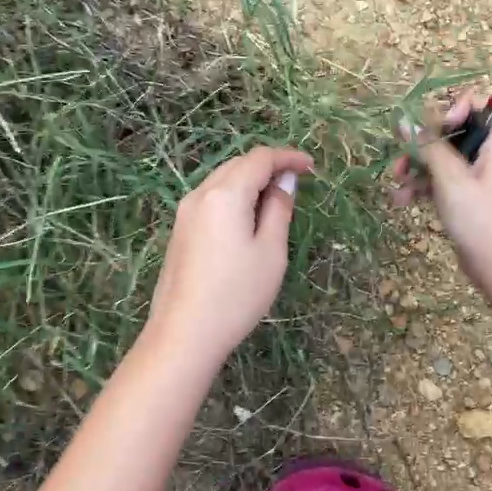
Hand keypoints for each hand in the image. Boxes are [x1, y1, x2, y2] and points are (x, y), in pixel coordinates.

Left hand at [143, 146, 314, 367]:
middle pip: (238, 165)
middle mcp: (200, 194)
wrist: (184, 333)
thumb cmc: (236, 294)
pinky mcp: (180, 230)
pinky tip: (247, 220)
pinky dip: (234, 197)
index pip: (259, 159)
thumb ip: (278, 209)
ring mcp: (185, 212)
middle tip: (296, 184)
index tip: (311, 167)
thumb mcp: (270, 251)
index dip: (287, 157)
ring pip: (222, 181)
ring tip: (275, 202)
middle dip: (268, 167)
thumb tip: (284, 182)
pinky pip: (211, 199)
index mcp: (225, 194)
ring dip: (250, 182)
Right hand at [391, 94, 491, 273]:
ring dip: (417, 166)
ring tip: (396, 180)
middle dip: (424, 142)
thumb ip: (429, 146)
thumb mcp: (451, 178)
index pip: (484, 106)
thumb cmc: (481, 218)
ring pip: (443, 158)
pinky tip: (401, 199)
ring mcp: (477, 179)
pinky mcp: (466, 199)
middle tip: (404, 152)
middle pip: (455, 133)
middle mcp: (490, 157)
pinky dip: (422, 186)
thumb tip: (404, 120)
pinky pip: (441, 182)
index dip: (458, 107)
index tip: (438, 124)